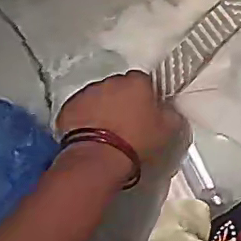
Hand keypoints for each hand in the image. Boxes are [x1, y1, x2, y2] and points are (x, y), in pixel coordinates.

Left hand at [55, 71, 186, 180]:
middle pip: (119, 86)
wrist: (98, 159)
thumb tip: (169, 110)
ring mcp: (87, 93)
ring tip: (107, 130)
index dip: (145, 95)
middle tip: (127, 121)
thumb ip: (171, 113)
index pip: (144, 81)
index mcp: (137, 82)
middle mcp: (111, 81)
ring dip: (103, 107)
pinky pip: (80, 109)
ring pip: (98, 96)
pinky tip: (91, 134)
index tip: (146, 110)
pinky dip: (84, 117)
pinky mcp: (68, 107)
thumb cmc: (137, 141)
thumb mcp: (167, 130)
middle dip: (122, 99)